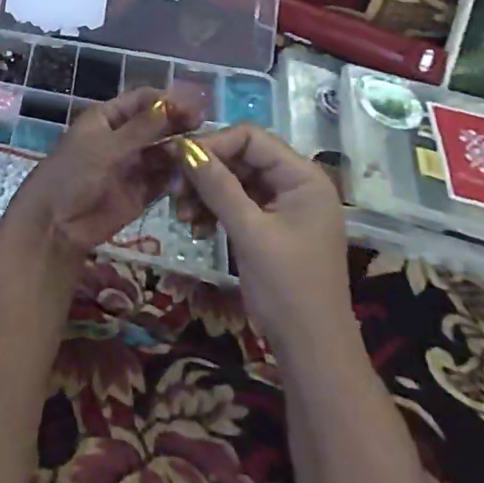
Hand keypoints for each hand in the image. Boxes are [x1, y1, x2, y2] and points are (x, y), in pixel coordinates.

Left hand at [3, 87, 199, 258]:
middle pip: (157, 125)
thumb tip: (171, 103)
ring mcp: (132, 165)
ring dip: (181, 151)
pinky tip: (192, 176)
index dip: (167, 100)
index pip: (142, 101)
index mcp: (106, 119)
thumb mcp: (104, 147)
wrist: (54, 223)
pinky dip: (177, 177)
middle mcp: (122, 138)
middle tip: (205, 126)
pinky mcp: (140, 192)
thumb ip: (140, 129)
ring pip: (164, 152)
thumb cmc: (71, 175)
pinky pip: (164, 179)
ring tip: (201, 153)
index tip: (195, 106)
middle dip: (179, 124)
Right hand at [169, 125, 353, 353]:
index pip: (251, 139)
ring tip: (182, 216)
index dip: (213, 144)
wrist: (309, 344)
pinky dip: (212, 211)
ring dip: (203, 193)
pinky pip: (234, 203)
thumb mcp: (249, 231)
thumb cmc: (287, 284)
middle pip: (240, 158)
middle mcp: (294, 184)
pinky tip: (195, 227)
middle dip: (205, 172)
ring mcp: (281, 206)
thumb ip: (217, 186)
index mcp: (303, 178)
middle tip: (174, 192)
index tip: (178, 162)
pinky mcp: (268, 226)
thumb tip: (184, 147)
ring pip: (233, 181)